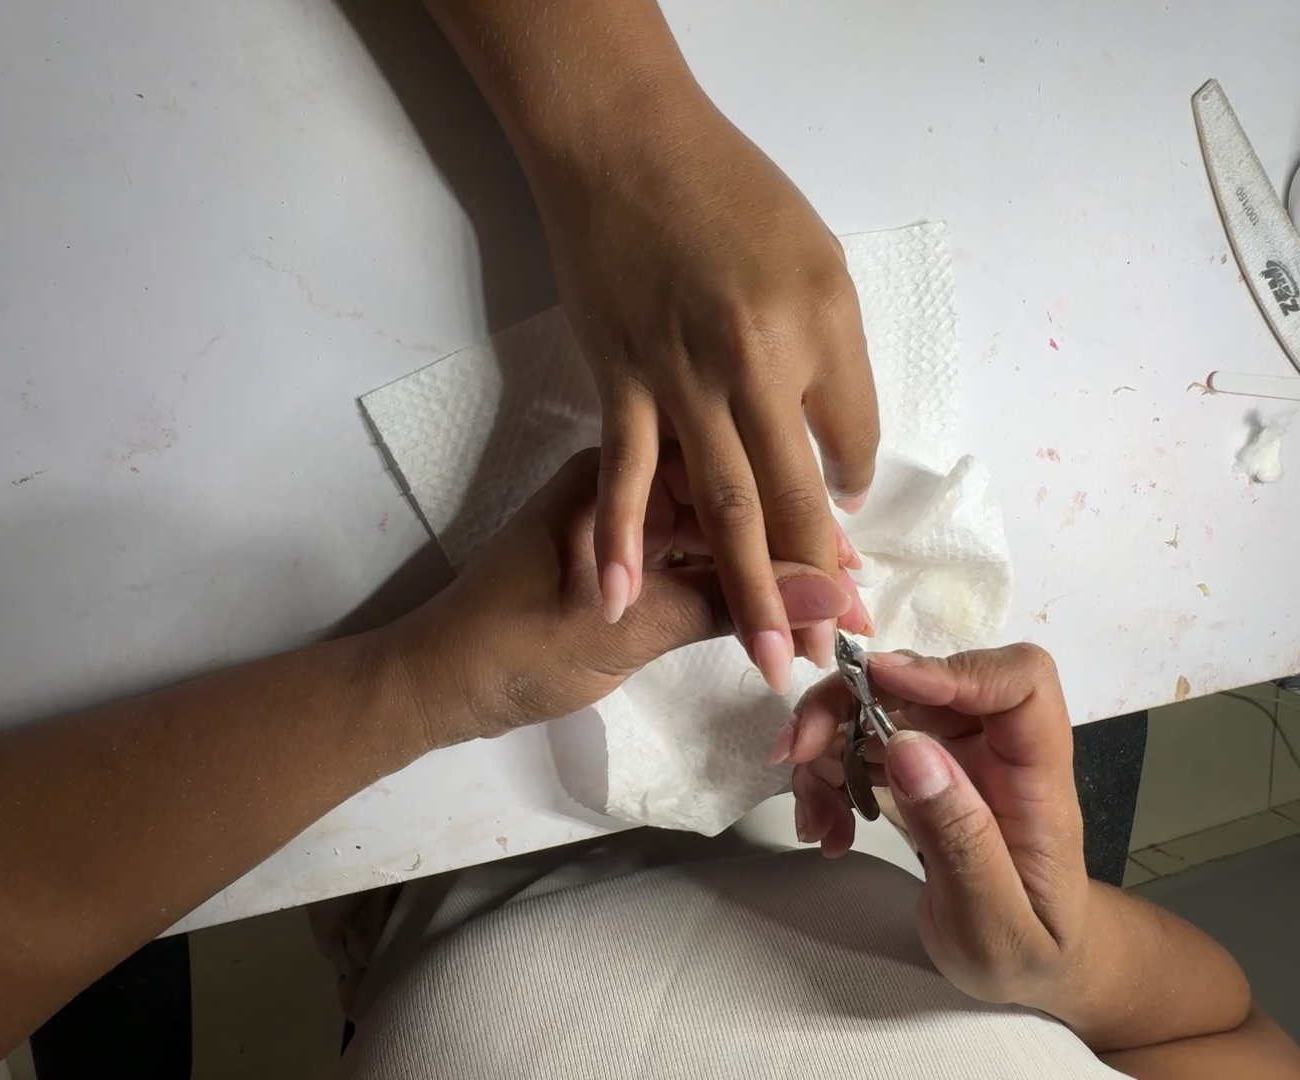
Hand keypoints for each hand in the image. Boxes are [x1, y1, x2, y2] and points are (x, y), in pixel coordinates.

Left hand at [390, 449, 855, 748]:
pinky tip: (776, 613)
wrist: (444, 682)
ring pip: (715, 543)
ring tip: (832, 612)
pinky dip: (730, 593)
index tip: (851, 573)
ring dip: (767, 579)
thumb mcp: (624, 628)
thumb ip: (726, 606)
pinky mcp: (625, 563)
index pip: (727, 486)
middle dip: (792, 557)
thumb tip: (827, 597)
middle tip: (855, 598)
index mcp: (617, 474)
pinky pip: (691, 568)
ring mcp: (626, 525)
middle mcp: (626, 486)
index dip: (793, 531)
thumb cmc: (517, 644)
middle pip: (728, 512)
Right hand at [531, 87, 878, 693]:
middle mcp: (755, 366)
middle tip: (831, 656)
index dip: (849, 502)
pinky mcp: (620, 386)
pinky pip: (624, 475)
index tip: (843, 551)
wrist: (626, 149)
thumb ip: (837, 363)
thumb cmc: (732, 196)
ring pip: (720, 504)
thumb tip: (837, 457)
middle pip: (796, 496)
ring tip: (766, 658)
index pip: (850, 443)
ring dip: (746, 589)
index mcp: (818, 329)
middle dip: (818, 584)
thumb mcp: (817, 262)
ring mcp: (680, 381)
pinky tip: (619, 599)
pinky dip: (621, 540)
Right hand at [785, 646, 1092, 1012]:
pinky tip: (826, 827)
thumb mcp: (996, 926)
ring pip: (872, 706)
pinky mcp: (913, 762)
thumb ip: (961, 841)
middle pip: (916, 682)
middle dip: (845, 704)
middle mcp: (989, 746)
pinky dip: (825, 775)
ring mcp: (947, 750)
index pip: (1019, 683)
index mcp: (1035, 777)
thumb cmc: (1029, 951)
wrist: (1026, 961)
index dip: (951, 668)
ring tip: (816, 821)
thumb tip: (908, 745)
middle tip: (798, 752)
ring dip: (824, 749)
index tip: (879, 683)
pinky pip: (855, 741)